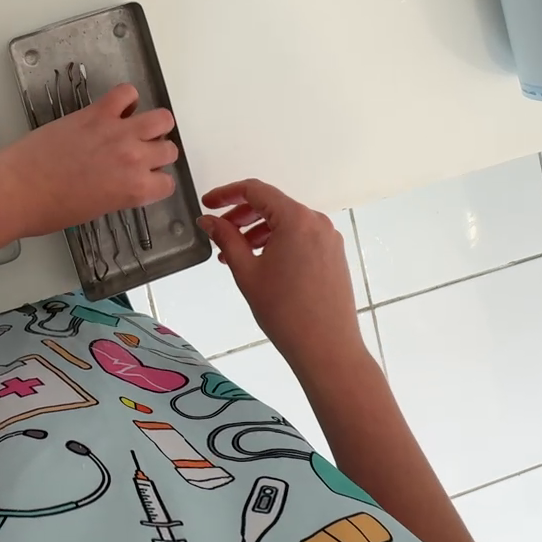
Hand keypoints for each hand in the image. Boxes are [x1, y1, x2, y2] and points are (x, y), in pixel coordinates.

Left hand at [0, 83, 177, 235]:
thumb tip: (123, 181)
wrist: (18, 189)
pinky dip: (127, 98)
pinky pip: (126, 93)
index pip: (166, 182)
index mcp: (135, 189)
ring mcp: (117, 132)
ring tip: (138, 129)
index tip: (147, 177)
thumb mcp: (96, 210)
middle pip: (168, 149)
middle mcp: (133, 158)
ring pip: (161, 118)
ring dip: (154, 124)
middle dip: (158, 152)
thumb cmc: (47, 207)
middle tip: (141, 154)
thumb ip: (119, 192)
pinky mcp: (96, 113)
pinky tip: (117, 109)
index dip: (156, 180)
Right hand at [200, 179, 366, 368]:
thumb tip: (207, 220)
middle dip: (241, 215)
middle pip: (272, 204)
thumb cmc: (284, 311)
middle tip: (218, 231)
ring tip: (236, 254)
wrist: (328, 350)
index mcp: (296, 218)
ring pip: (286, 221)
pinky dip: (277, 241)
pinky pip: (300, 236)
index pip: (255, 190)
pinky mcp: (334, 254)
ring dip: (258, 230)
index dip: (227, 194)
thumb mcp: (246, 271)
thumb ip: (225, 238)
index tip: (207, 204)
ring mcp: (329, 238)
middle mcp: (316, 221)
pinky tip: (261, 262)